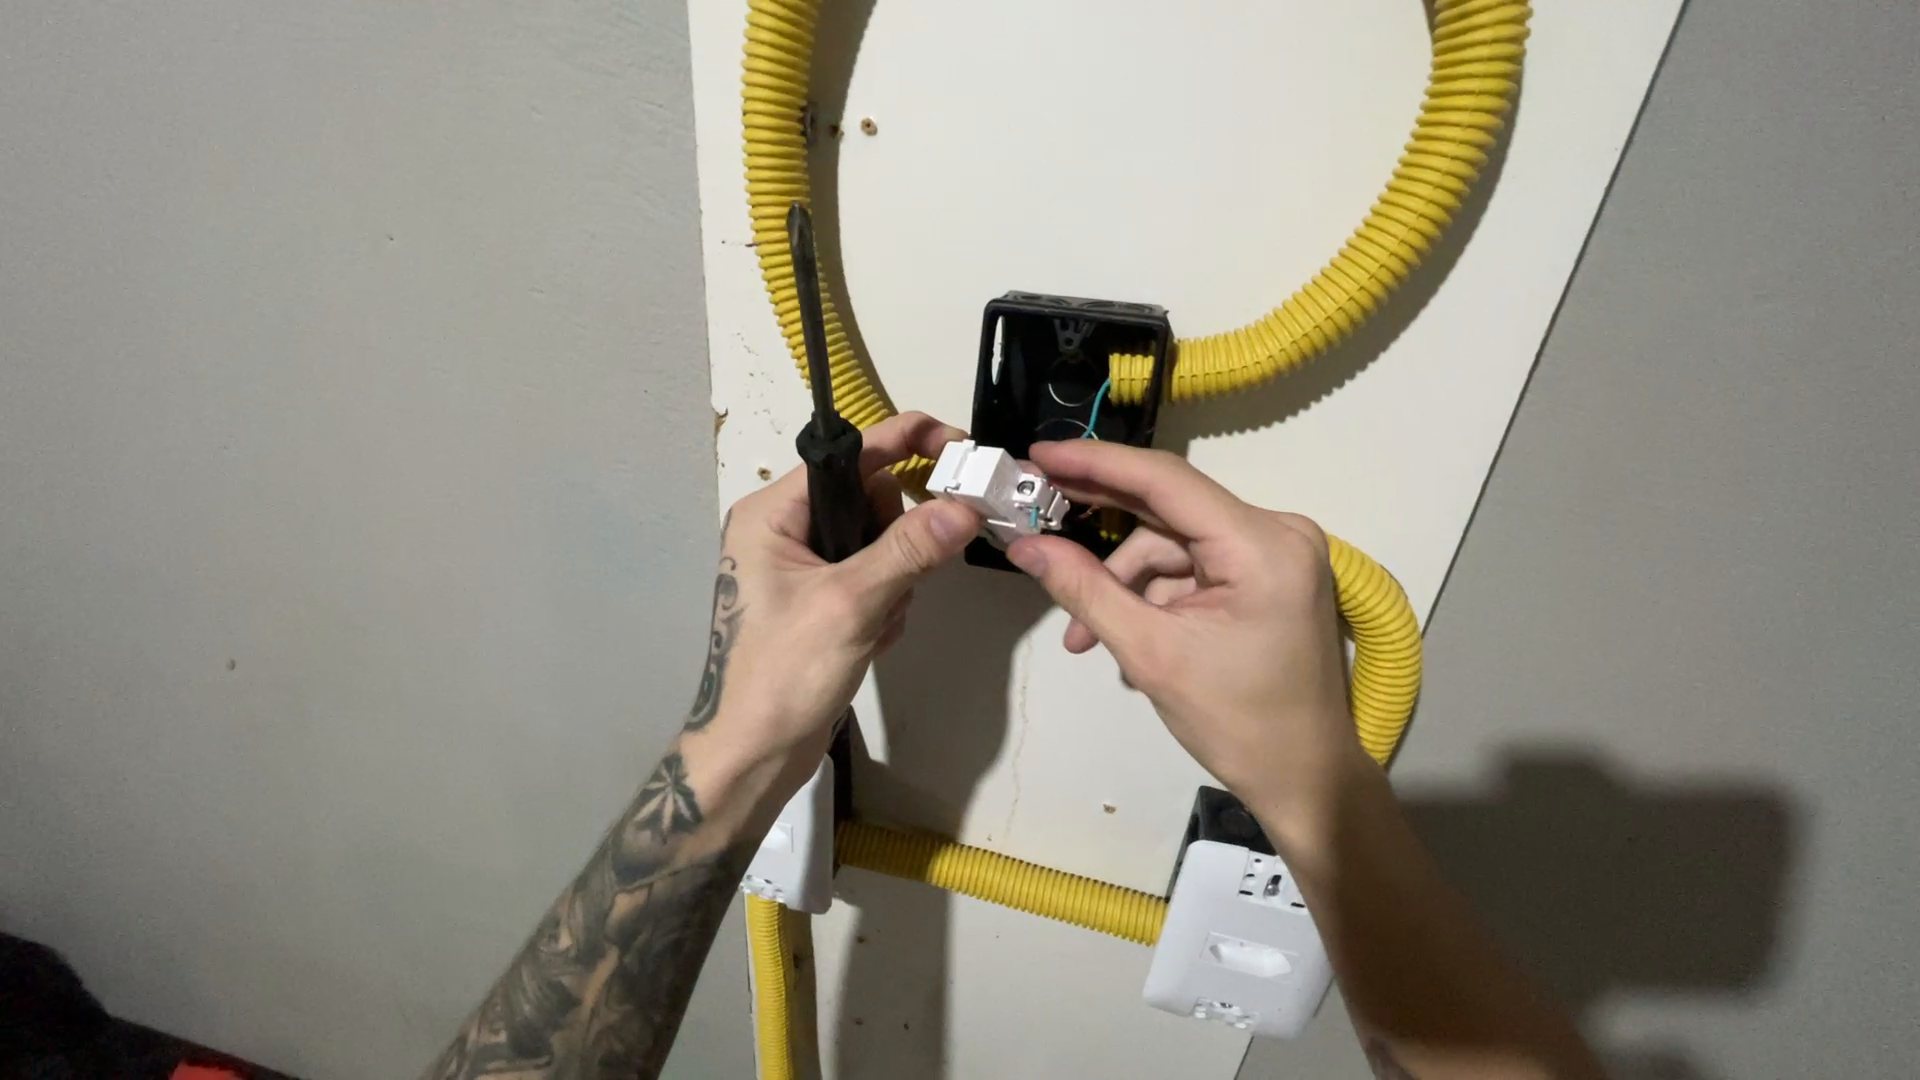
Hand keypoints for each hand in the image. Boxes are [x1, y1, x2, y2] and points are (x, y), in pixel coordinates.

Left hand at [695, 412, 981, 770]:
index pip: (849, 454)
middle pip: (871, 498)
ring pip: (880, 540)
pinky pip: (875, 576)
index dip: (905, 442)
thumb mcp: (851, 603)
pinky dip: (887, 603)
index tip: (960, 446)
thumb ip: (909, 549)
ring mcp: (803, 566)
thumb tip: (966, 504)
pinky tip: (872, 638)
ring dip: (896, 580)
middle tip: (902, 578)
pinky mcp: (821, 599)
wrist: (756, 754)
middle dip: (899, 537)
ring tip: (877, 621)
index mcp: (774, 513)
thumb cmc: (785, 673)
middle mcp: (786, 530)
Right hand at [1003, 441, 1369, 852]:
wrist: (1303, 779)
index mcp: (1261, 544)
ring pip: (1169, 547)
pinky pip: (1187, 569)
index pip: (1166, 480)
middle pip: (1166, 508)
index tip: (1040, 454)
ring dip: (1122, 586)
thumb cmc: (1236, 722)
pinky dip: (1150, 598)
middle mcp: (1274, 532)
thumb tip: (1024, 544)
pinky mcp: (1261, 576)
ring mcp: (1270, 554)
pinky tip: (1127, 640)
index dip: (1096, 463)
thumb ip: (1084, 590)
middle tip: (1036, 515)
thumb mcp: (1150, 653)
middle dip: (1100, 523)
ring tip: (1084, 638)